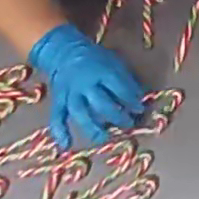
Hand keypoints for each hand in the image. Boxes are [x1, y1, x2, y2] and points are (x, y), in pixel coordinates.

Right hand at [28, 24, 146, 149]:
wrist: (65, 52)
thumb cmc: (96, 59)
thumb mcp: (115, 63)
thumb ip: (127, 81)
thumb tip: (140, 99)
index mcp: (103, 71)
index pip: (120, 89)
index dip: (132, 101)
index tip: (140, 110)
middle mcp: (85, 83)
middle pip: (102, 104)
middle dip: (117, 116)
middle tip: (128, 124)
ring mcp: (70, 93)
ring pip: (80, 113)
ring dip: (92, 128)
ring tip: (104, 138)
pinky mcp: (58, 100)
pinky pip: (57, 117)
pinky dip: (60, 132)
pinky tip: (66, 146)